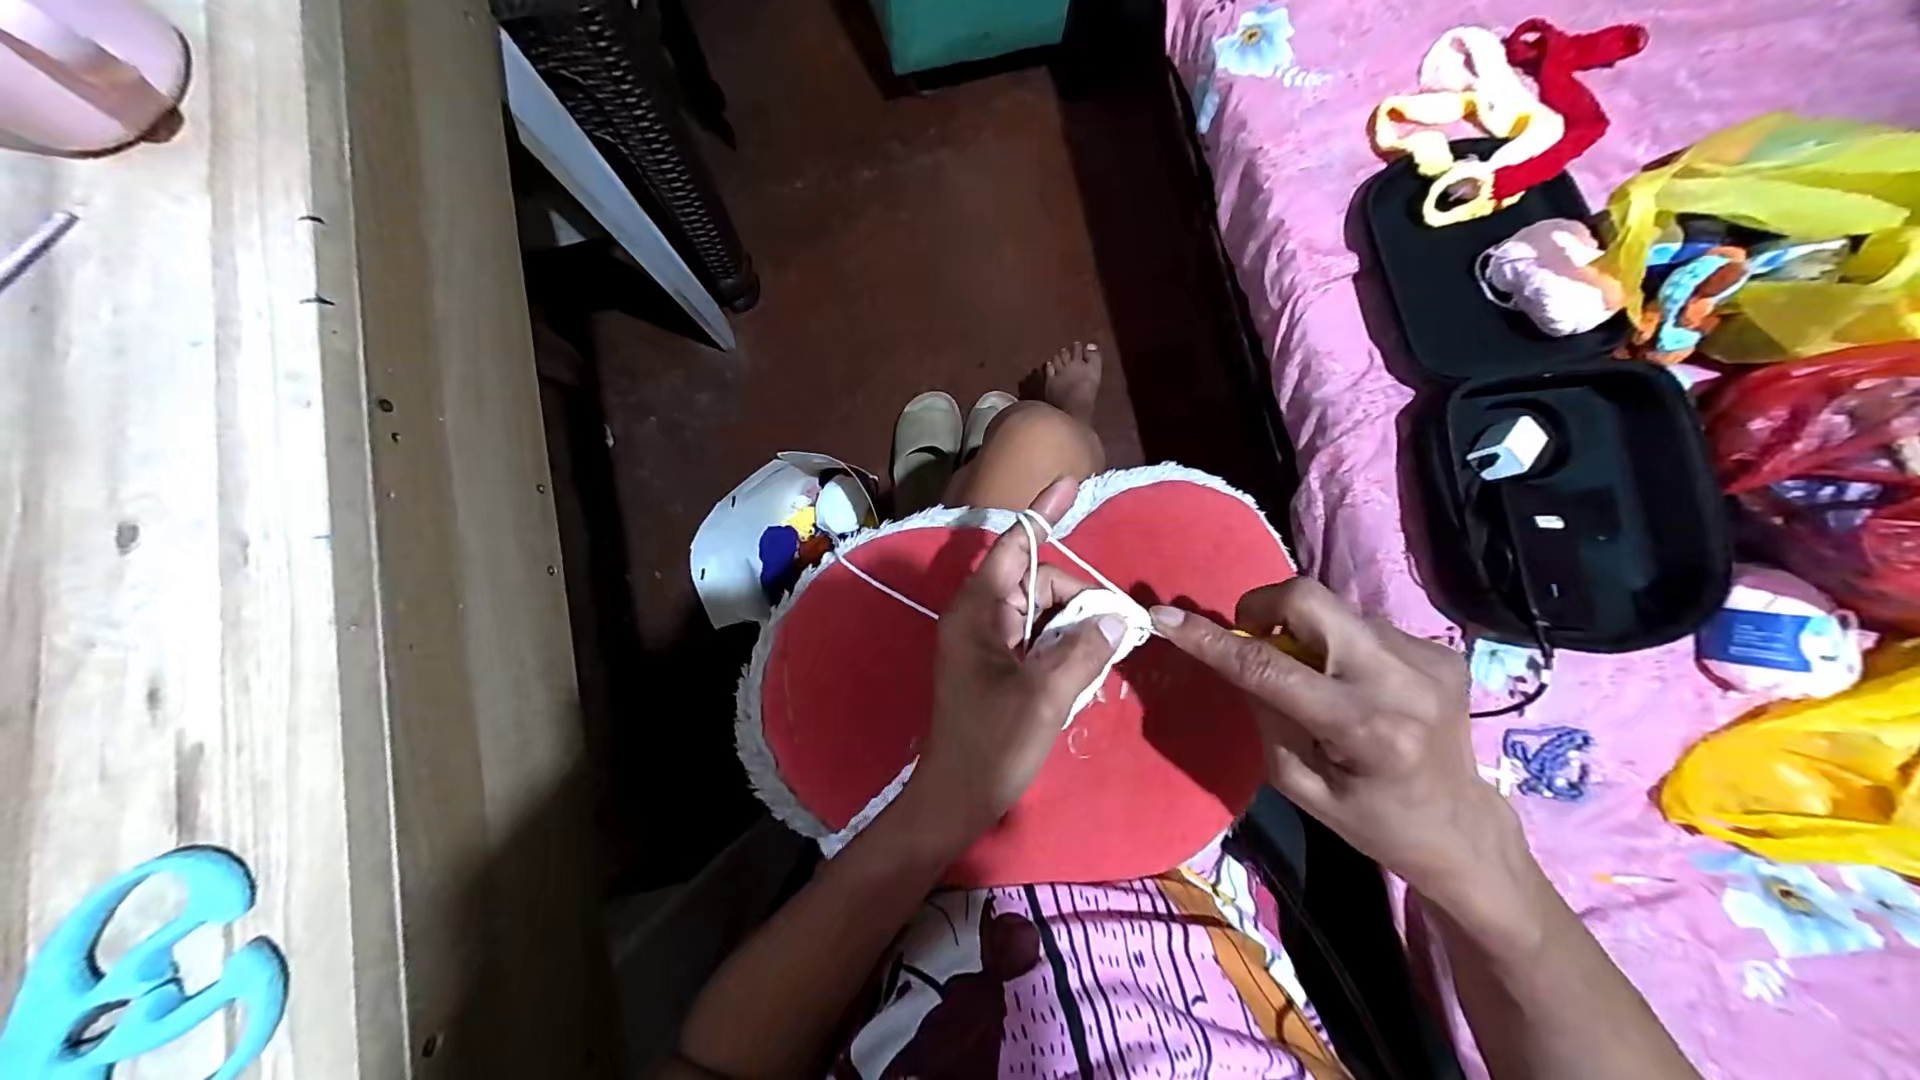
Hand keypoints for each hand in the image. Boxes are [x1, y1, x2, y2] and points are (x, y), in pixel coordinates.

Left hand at [903, 478, 1125, 844]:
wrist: (955, 799)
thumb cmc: (992, 746)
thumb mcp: (1046, 697)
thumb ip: (1083, 649)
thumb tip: (1114, 616)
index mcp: (978, 612)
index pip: (1015, 547)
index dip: (1043, 514)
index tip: (1071, 483)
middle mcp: (979, 617)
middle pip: (1037, 581)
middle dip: (1078, 596)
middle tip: (1118, 627)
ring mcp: (986, 641)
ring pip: (1040, 611)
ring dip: (1074, 624)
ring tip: (1106, 648)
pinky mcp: (995, 664)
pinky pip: (1036, 637)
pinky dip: (1063, 644)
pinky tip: (1086, 664)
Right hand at [1150, 579, 1536, 915]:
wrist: (1462, 829)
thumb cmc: (1369, 819)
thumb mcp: (1295, 780)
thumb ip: (1263, 710)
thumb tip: (1237, 652)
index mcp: (1364, 727)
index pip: (1267, 666)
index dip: (1209, 639)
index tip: (1166, 616)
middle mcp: (1402, 679)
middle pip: (1308, 598)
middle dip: (1261, 607)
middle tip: (1251, 638)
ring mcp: (1427, 656)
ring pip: (1331, 608)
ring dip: (1301, 630)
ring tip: (1311, 674)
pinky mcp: (1439, 647)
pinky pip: (1358, 622)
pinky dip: (1333, 641)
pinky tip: (1349, 680)